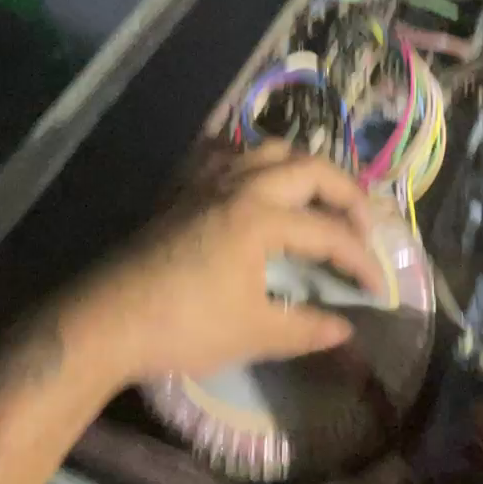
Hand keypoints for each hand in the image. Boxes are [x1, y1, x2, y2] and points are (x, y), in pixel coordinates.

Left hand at [70, 144, 385, 381]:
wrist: (103, 321)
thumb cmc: (182, 327)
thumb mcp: (253, 333)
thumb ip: (306, 328)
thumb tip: (346, 328)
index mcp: (262, 219)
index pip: (329, 234)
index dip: (361, 260)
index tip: (379, 288)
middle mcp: (242, 186)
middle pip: (311, 169)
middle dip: (347, 194)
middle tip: (363, 224)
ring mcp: (209, 181)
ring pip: (270, 150)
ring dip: (304, 168)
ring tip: (318, 196)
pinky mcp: (183, 188)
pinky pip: (225, 153)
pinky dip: (251, 158)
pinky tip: (255, 178)